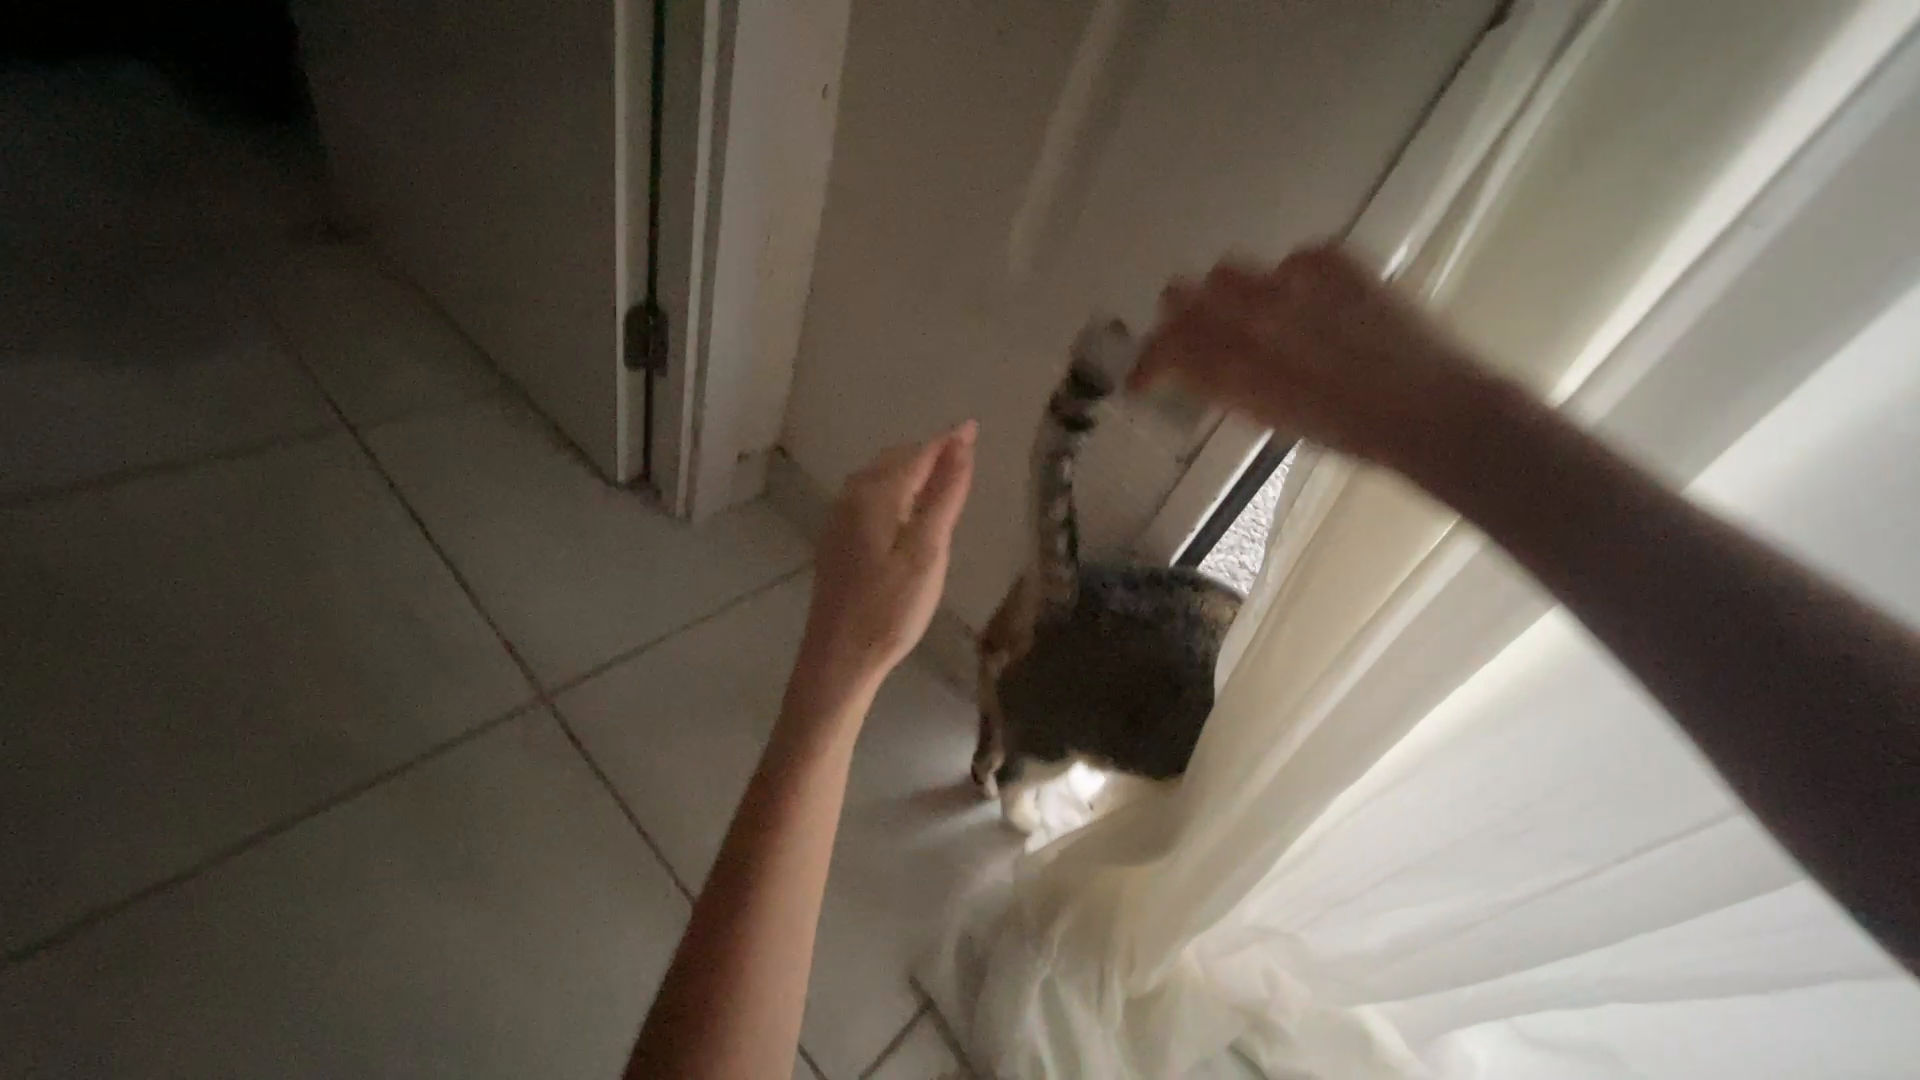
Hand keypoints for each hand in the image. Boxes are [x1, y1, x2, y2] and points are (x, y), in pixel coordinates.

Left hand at [798, 422, 977, 687]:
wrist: (839, 657)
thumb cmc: (891, 608)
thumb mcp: (928, 552)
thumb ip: (945, 495)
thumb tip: (961, 445)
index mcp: (876, 495)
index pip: (919, 455)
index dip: (948, 442)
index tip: (974, 427)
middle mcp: (851, 497)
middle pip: (895, 461)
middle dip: (928, 453)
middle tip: (963, 454)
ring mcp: (839, 519)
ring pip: (879, 478)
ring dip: (909, 471)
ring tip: (941, 477)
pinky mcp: (836, 541)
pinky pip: (868, 498)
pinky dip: (894, 491)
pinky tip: (907, 511)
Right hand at [1131, 243, 1491, 466]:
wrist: (1431, 413)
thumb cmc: (1348, 435)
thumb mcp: (1272, 420)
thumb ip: (1224, 387)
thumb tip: (1188, 368)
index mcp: (1235, 369)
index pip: (1165, 347)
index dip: (1147, 360)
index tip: (1143, 379)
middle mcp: (1253, 321)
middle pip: (1184, 296)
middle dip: (1179, 315)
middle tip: (1190, 336)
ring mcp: (1295, 288)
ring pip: (1228, 272)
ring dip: (1225, 292)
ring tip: (1246, 313)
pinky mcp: (1338, 266)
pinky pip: (1295, 259)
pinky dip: (1289, 277)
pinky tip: (1303, 298)